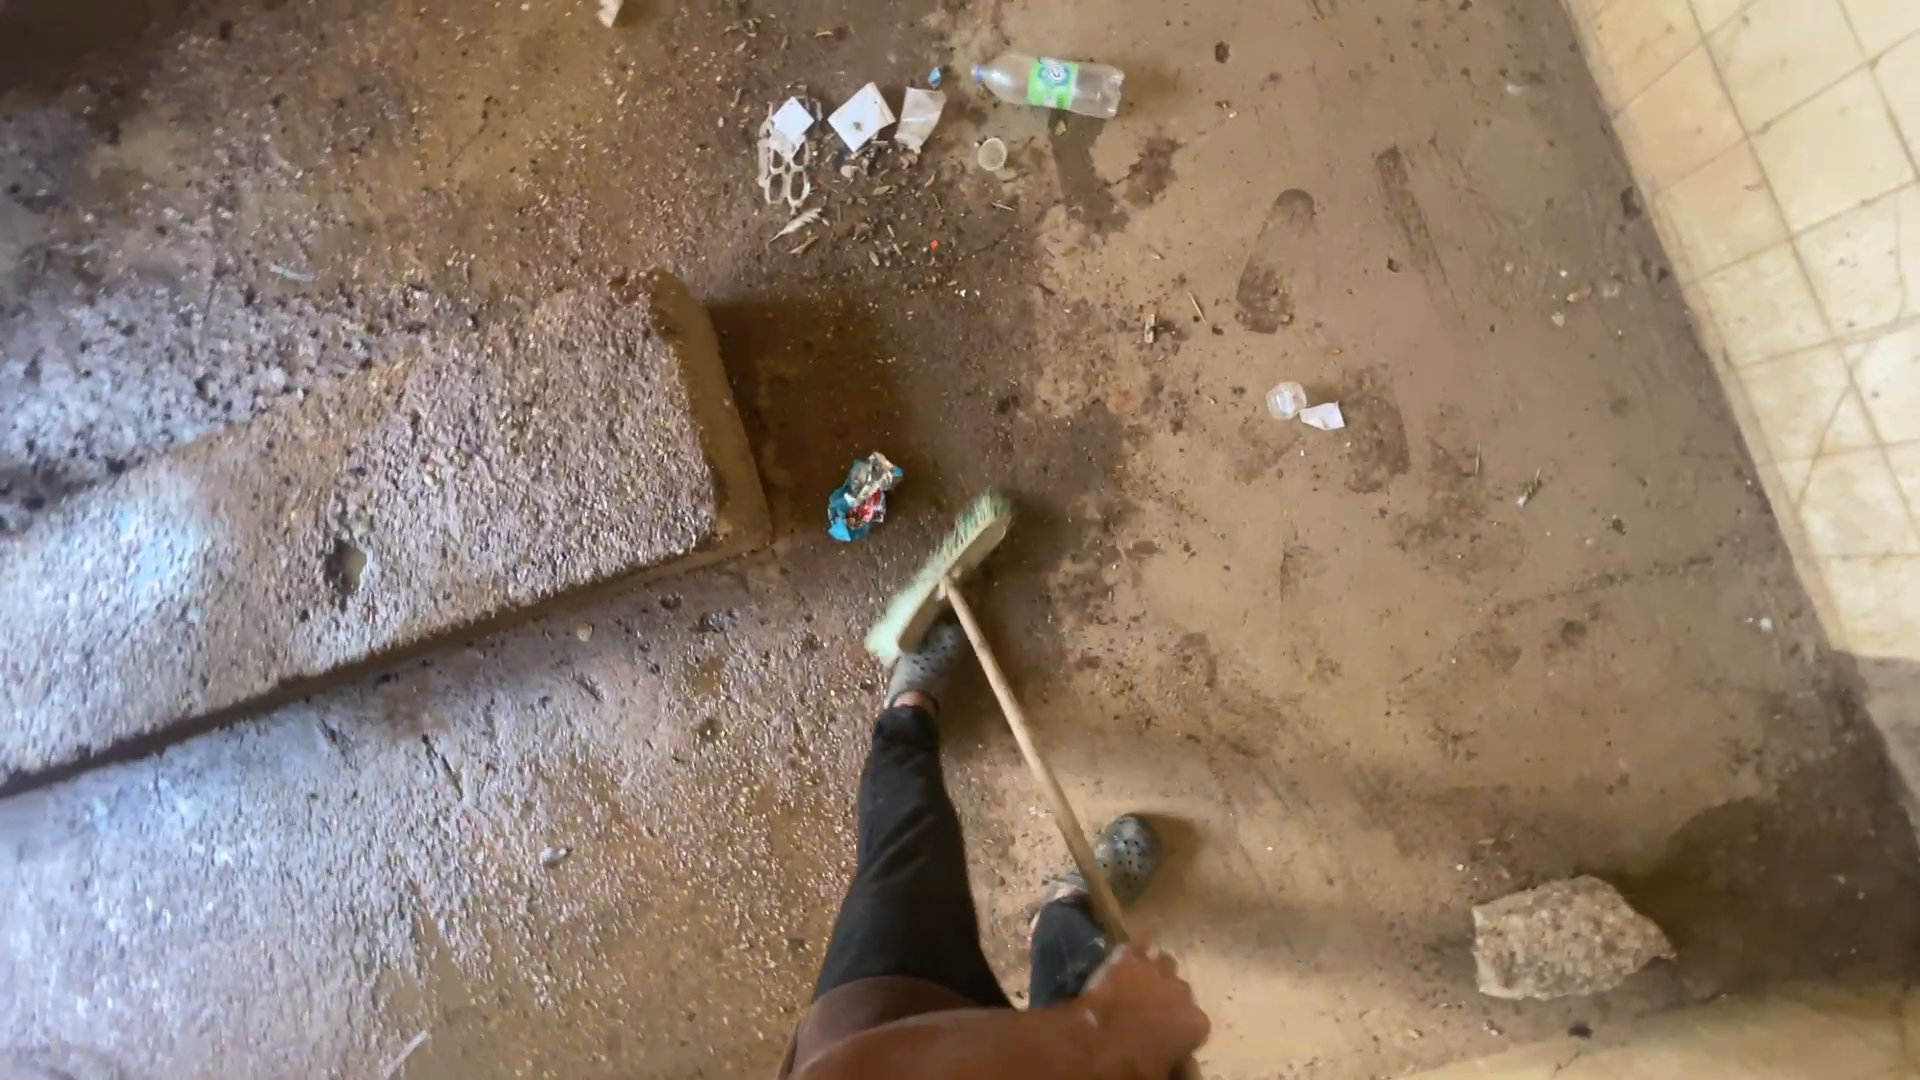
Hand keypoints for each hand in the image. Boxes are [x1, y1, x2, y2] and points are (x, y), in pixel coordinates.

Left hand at [1078, 938, 1209, 1075]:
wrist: (1100, 1042)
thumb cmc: (1137, 1065)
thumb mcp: (1167, 1073)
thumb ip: (1182, 1064)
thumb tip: (1186, 1063)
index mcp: (1195, 1022)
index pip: (1198, 1022)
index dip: (1183, 1028)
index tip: (1172, 1034)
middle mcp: (1181, 991)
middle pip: (1181, 989)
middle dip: (1170, 996)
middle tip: (1153, 1008)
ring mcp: (1154, 969)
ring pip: (1163, 961)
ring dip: (1156, 970)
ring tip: (1142, 980)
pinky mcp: (1129, 957)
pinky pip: (1138, 943)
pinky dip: (1137, 947)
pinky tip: (1132, 952)